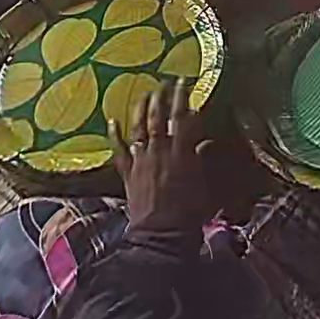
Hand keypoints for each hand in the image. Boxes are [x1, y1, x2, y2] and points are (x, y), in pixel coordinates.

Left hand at [108, 78, 213, 232]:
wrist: (161, 237)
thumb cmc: (190, 212)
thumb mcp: (206, 184)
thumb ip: (205, 159)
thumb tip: (207, 141)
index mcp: (182, 152)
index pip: (184, 117)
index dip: (184, 97)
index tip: (185, 81)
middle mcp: (160, 151)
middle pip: (160, 118)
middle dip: (163, 97)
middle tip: (165, 81)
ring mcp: (141, 161)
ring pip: (139, 128)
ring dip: (141, 109)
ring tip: (145, 93)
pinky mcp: (128, 174)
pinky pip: (119, 151)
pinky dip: (115, 135)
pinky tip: (112, 121)